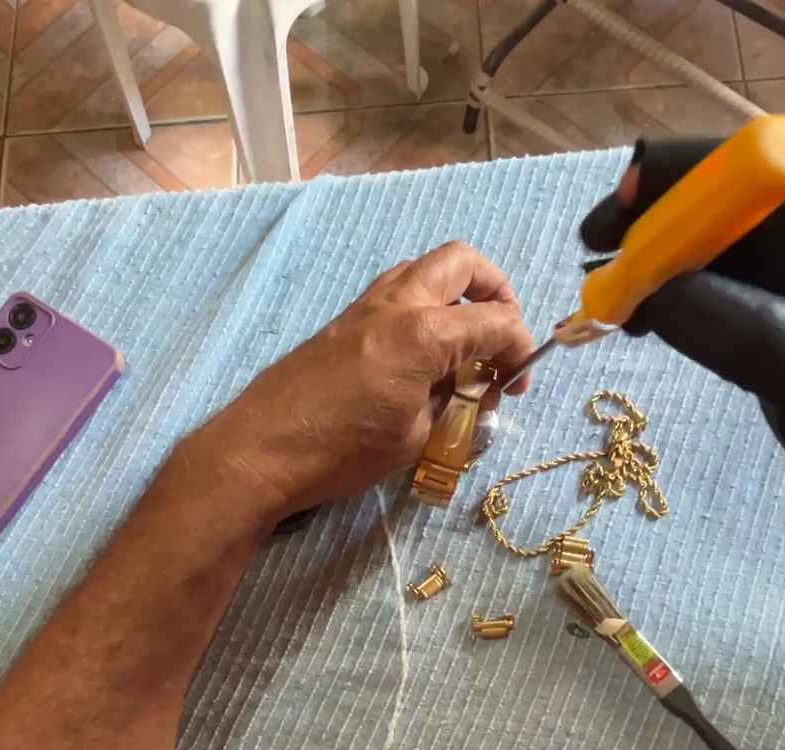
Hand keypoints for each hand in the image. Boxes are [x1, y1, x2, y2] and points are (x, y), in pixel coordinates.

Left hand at [183, 241, 535, 522]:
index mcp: (424, 332)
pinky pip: (394, 293)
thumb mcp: (414, 438)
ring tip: (460, 343)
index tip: (519, 382)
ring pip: (423, 269)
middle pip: (462, 261)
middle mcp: (397, 303)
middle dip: (496, 291)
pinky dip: (421, 307)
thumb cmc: (342, 453)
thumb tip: (467, 390)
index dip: (522, 349)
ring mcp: (364, 306)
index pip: (497, 321)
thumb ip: (451, 404)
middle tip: (499, 337)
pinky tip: (419, 354)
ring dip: (454, 294)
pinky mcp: (342, 321)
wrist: (262, 450)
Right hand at [581, 138, 784, 582]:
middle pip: (732, 200)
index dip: (697, 169)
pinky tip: (633, 320)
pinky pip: (711, 290)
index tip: (626, 196)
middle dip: (658, 217)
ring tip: (604, 296)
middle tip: (593, 247)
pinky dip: (666, 300)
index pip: (775, 163)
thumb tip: (647, 294)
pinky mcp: (776, 314)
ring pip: (714, 248)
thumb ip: (733, 329)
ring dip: (653, 264)